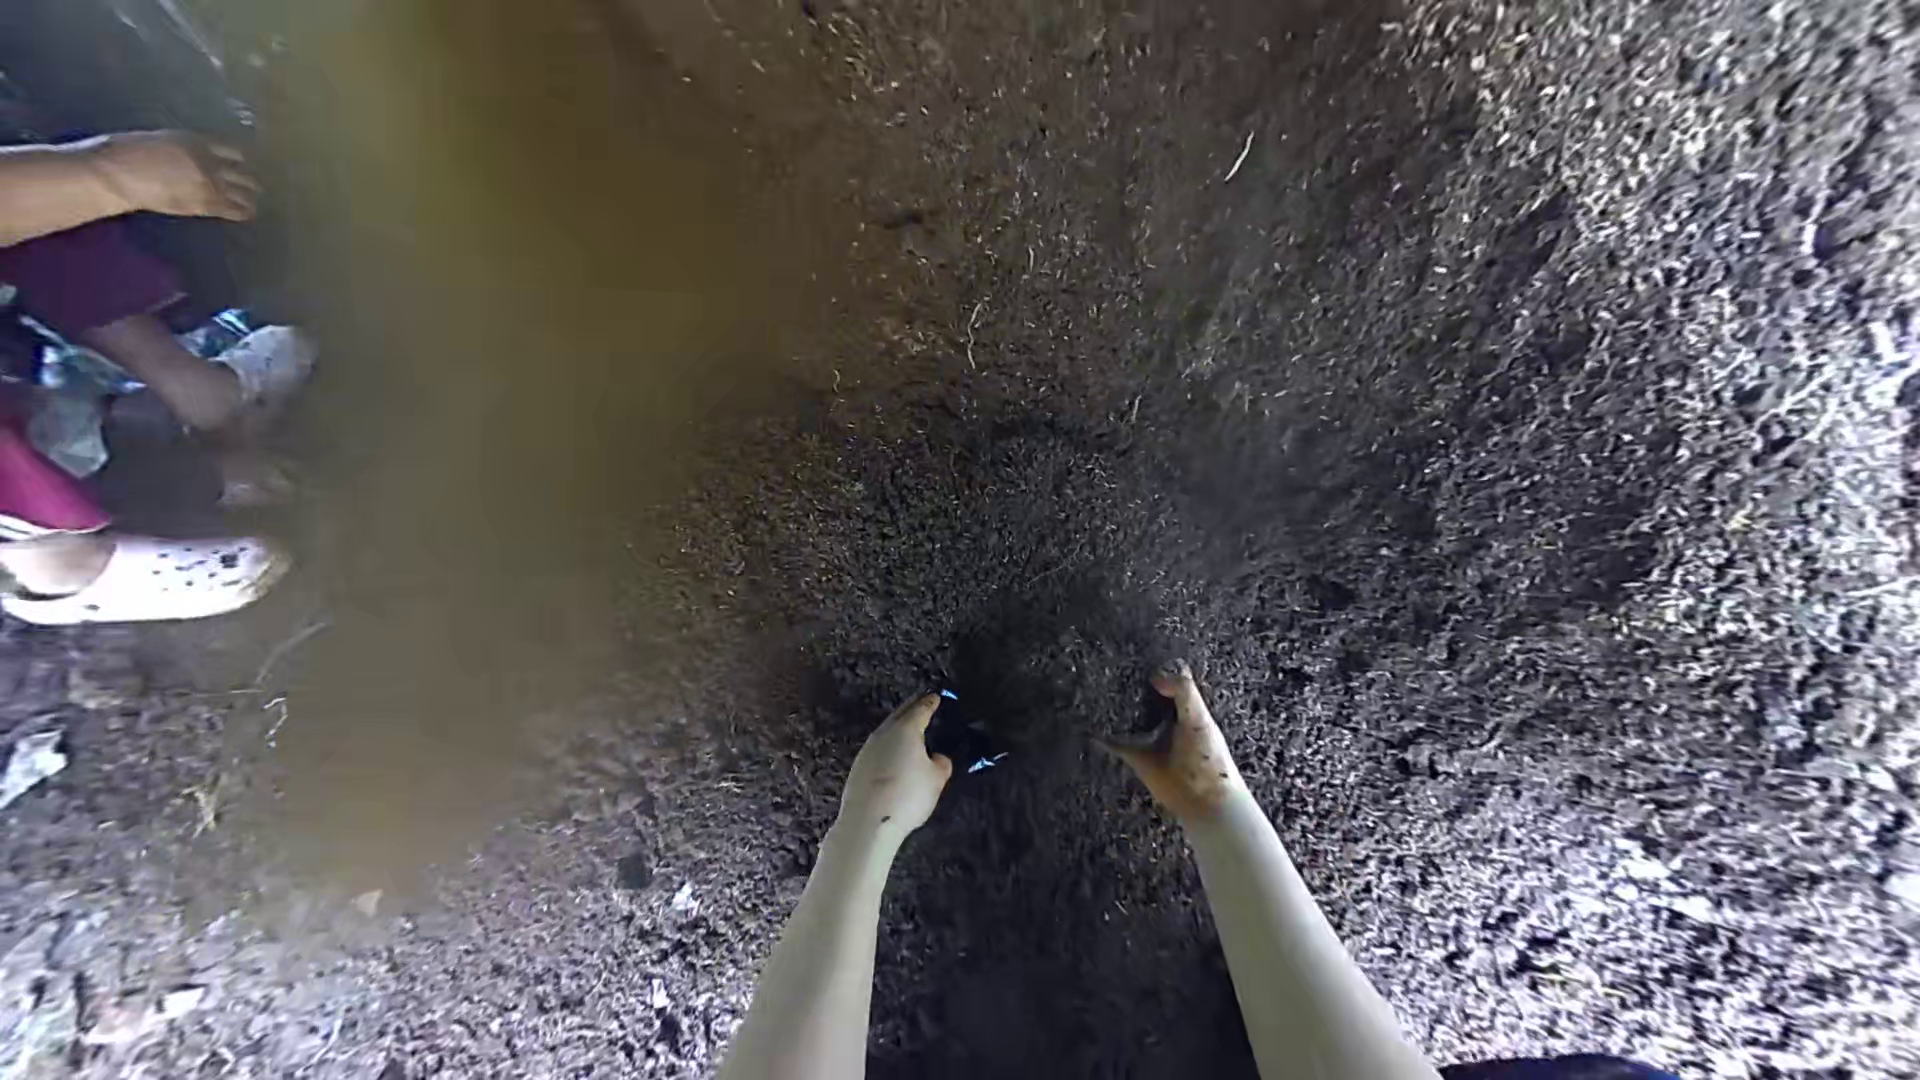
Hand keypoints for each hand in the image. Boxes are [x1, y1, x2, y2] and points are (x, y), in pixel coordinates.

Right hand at [82, 131, 260, 221]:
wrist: (112, 175)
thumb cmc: (120, 152)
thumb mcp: (154, 140)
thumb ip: (181, 149)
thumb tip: (192, 156)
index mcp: (192, 142)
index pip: (231, 150)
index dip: (241, 158)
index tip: (245, 163)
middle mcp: (208, 163)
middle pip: (244, 175)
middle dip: (249, 181)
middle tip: (252, 186)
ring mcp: (212, 185)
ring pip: (246, 195)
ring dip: (248, 198)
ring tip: (250, 200)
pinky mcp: (210, 205)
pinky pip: (239, 211)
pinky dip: (245, 212)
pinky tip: (246, 213)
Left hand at [838, 693, 952, 837]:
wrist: (868, 821)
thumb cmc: (908, 795)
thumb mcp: (936, 779)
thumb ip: (941, 763)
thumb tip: (936, 756)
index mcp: (906, 729)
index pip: (921, 709)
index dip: (930, 702)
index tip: (936, 696)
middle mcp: (885, 733)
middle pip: (900, 713)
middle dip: (912, 706)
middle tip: (922, 701)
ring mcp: (868, 748)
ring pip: (887, 728)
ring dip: (898, 723)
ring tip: (908, 724)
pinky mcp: (858, 765)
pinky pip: (878, 745)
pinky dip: (889, 742)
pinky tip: (892, 750)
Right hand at [1105, 659, 1247, 821]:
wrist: (1204, 802)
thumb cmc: (1210, 760)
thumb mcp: (1199, 718)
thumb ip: (1184, 692)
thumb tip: (1155, 676)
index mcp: (1184, 705)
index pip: (1168, 676)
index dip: (1156, 664)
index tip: (1135, 651)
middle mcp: (1164, 717)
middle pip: (1142, 693)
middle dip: (1127, 682)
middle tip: (1106, 665)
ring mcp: (1148, 734)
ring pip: (1125, 714)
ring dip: (1112, 705)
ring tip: (1092, 687)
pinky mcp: (1134, 753)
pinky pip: (1112, 740)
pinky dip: (1099, 733)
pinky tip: (1087, 722)